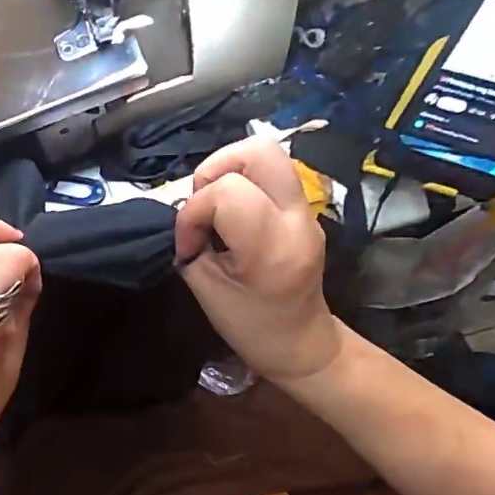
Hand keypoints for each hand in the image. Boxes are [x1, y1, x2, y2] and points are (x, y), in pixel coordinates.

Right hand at [175, 139, 341, 383]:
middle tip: (202, 202)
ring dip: (229, 172)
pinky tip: (231, 216)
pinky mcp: (304, 210)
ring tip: (216, 206)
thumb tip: (188, 218)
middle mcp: (296, 218)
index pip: (226, 192)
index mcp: (271, 246)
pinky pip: (271, 175)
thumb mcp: (204, 288)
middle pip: (259, 152)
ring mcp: (306, 211)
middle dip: (216, 168)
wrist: (300, 343)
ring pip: (267, 156)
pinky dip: (242, 184)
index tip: (189, 246)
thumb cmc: (249, 325)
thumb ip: (192, 245)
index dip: (193, 213)